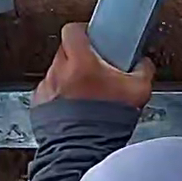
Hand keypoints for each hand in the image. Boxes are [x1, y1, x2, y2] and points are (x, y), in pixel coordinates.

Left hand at [32, 23, 154, 108]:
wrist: (84, 150)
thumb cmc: (108, 120)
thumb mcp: (138, 91)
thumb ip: (142, 70)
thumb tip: (143, 63)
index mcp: (81, 61)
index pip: (73, 30)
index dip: (83, 32)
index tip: (92, 38)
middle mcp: (59, 71)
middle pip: (65, 51)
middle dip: (78, 57)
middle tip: (94, 68)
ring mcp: (46, 89)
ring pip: (56, 72)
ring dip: (68, 78)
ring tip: (85, 93)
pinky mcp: (39, 106)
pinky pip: (49, 93)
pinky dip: (60, 97)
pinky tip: (75, 108)